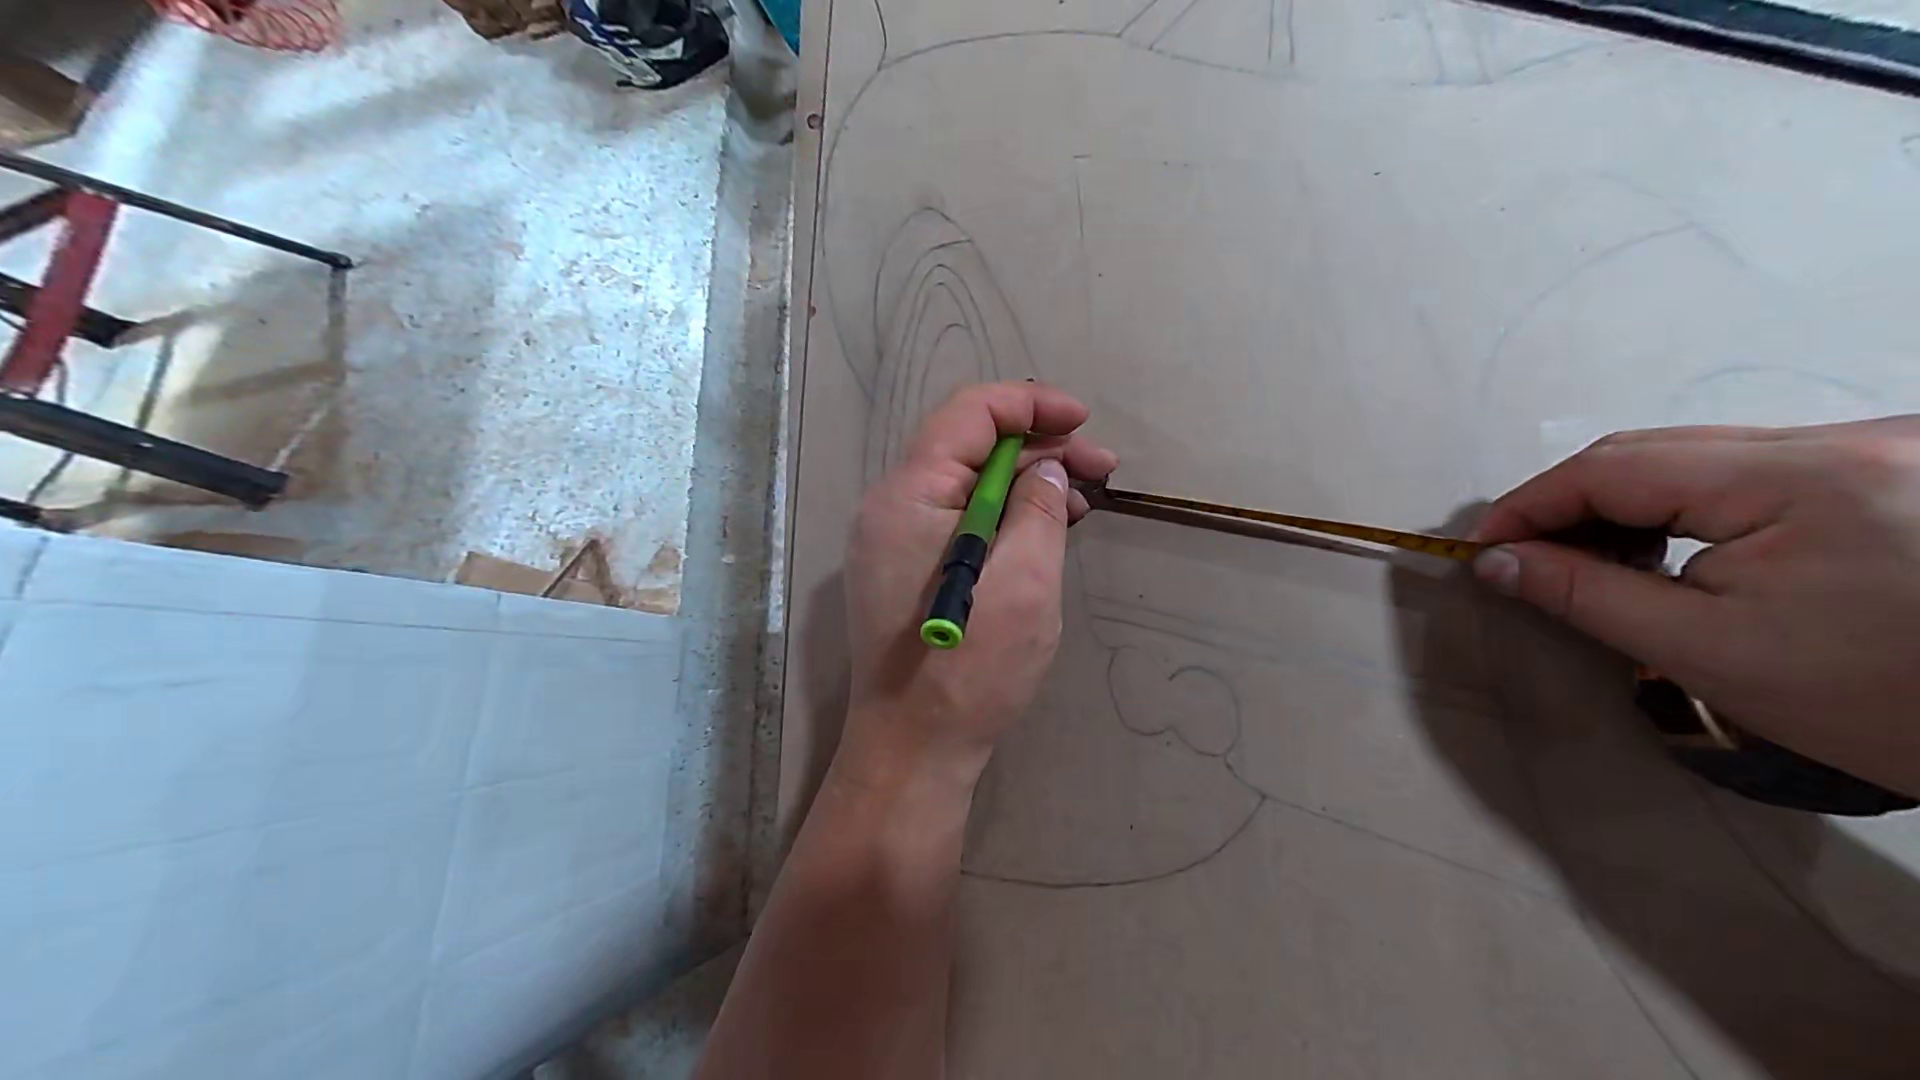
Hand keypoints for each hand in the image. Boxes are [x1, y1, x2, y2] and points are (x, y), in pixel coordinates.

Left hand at [842, 382, 1118, 781]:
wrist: (915, 749)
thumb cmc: (971, 669)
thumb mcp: (1025, 580)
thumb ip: (1039, 509)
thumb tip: (1047, 468)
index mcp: (909, 495)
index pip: (969, 414)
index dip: (1030, 405)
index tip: (1082, 421)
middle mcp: (892, 506)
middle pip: (970, 448)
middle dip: (1038, 449)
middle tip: (1101, 470)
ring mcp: (895, 540)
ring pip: (968, 486)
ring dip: (1026, 484)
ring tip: (1083, 501)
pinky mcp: (908, 569)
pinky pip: (960, 521)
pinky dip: (1004, 517)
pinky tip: (1046, 527)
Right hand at [1471, 417, 1919, 795]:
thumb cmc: (1885, 702)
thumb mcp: (1707, 652)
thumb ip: (1584, 594)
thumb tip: (1494, 561)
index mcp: (1799, 479)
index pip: (1612, 467)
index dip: (1530, 503)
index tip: (1482, 547)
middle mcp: (1845, 439)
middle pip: (1651, 448)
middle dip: (1569, 500)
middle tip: (1526, 555)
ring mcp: (1880, 447)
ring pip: (1696, 453)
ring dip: (1621, 500)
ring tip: (1596, 558)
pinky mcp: (1895, 468)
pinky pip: (1746, 465)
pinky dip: (1680, 501)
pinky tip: (1672, 546)